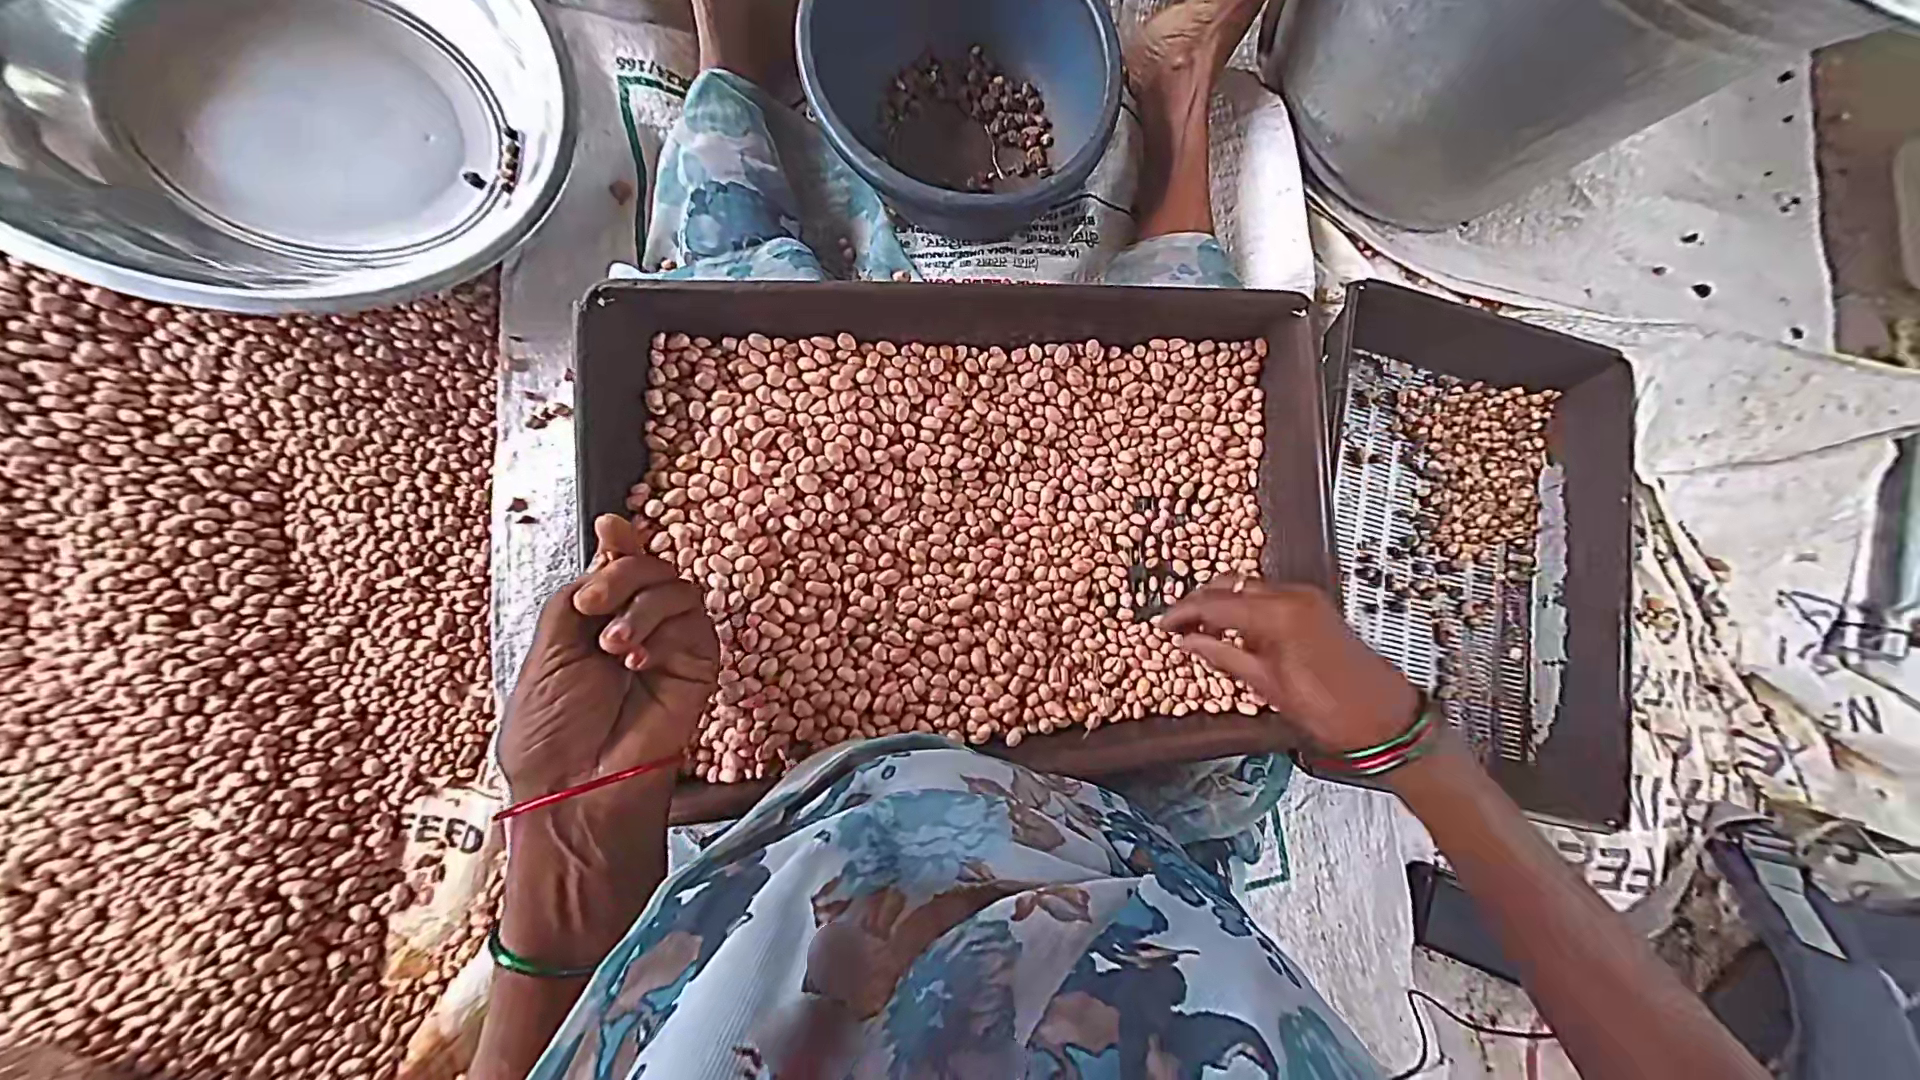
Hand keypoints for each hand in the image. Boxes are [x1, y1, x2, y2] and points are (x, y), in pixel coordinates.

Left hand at [500, 514, 719, 801]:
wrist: (578, 782)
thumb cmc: (552, 727)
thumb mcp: (547, 647)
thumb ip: (579, 593)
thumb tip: (610, 541)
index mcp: (598, 619)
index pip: (619, 566)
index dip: (620, 542)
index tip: (609, 526)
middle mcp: (638, 623)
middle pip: (651, 567)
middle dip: (623, 574)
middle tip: (594, 604)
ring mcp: (671, 641)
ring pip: (675, 588)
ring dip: (641, 607)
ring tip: (613, 646)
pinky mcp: (699, 659)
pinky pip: (693, 620)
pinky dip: (663, 631)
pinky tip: (639, 661)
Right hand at [1163, 578, 1419, 753]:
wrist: (1389, 720)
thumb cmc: (1332, 711)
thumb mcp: (1267, 686)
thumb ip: (1223, 656)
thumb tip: (1187, 641)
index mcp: (1277, 615)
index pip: (1214, 604)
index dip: (1183, 613)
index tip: (1163, 625)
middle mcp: (1292, 596)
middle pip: (1229, 586)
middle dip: (1199, 603)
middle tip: (1177, 624)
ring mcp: (1306, 598)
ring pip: (1247, 587)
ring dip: (1221, 603)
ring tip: (1200, 628)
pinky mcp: (1315, 606)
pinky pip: (1268, 595)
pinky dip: (1245, 607)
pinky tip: (1234, 629)